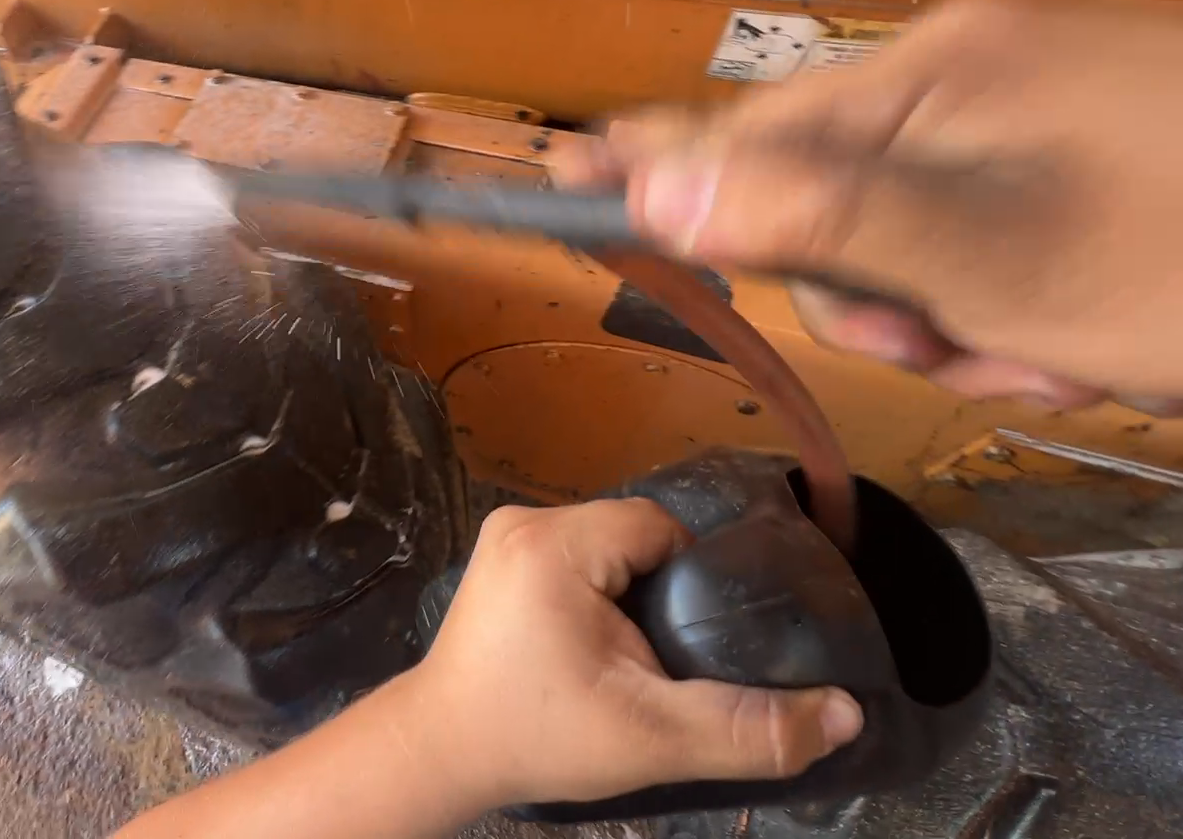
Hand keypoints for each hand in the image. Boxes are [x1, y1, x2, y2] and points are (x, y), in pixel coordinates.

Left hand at [117, 500, 860, 838]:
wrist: (429, 754)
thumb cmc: (519, 733)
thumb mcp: (650, 734)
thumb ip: (752, 725)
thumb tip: (846, 715)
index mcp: (551, 540)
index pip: (655, 520)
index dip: (705, 559)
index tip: (740, 595)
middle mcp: (520, 529)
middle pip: (628, 537)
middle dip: (673, 583)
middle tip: (704, 634)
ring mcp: (503, 552)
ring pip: (598, 556)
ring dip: (636, 597)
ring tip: (662, 648)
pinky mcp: (496, 578)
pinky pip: (572, 571)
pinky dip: (604, 602)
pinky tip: (622, 647)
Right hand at [556, 0, 1182, 410]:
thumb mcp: (997, 255)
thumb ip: (811, 218)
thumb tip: (656, 195)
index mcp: (931, 73)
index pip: (738, 126)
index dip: (647, 163)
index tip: (559, 170)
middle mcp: (958, 81)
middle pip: (814, 198)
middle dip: (855, 291)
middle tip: (933, 347)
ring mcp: (1012, 122)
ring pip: (883, 236)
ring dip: (925, 316)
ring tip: (1019, 356)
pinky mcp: (1057, 164)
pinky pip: (953, 241)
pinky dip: (984, 308)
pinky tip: (1052, 341)